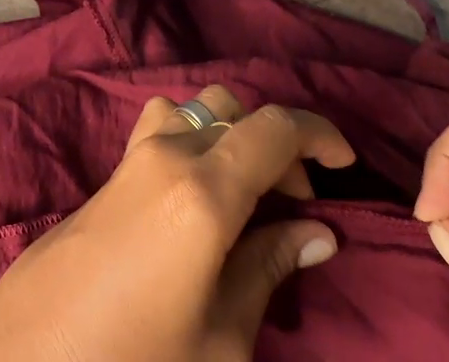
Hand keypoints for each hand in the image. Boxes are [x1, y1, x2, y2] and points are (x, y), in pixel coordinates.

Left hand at [0, 85, 355, 361]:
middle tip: (293, 210)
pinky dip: (194, 147)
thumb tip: (317, 232)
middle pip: (235, 112)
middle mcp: (165, 157)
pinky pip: (161, 135)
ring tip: (241, 199)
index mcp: (203, 191)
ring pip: (193, 113)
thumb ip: (269, 270)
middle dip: (277, 147)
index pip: (276, 127)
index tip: (346, 165)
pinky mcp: (102, 180)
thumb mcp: (221, 337)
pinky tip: (195, 206)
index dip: (320, 135)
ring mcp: (127, 163)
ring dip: (229, 139)